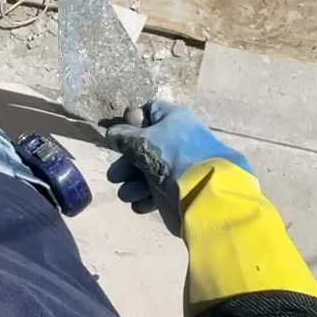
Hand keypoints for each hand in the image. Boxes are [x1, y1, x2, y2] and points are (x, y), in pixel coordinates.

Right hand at [105, 99, 250, 233]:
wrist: (205, 194)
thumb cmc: (171, 157)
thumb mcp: (140, 141)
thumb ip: (122, 136)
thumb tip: (112, 135)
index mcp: (173, 119)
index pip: (149, 111)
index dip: (132, 122)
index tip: (120, 136)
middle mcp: (176, 139)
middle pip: (143, 145)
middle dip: (126, 163)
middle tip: (114, 177)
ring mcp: (179, 165)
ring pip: (148, 169)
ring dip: (133, 182)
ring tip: (126, 195)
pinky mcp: (181, 188)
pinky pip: (159, 189)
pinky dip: (146, 197)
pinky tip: (139, 204)